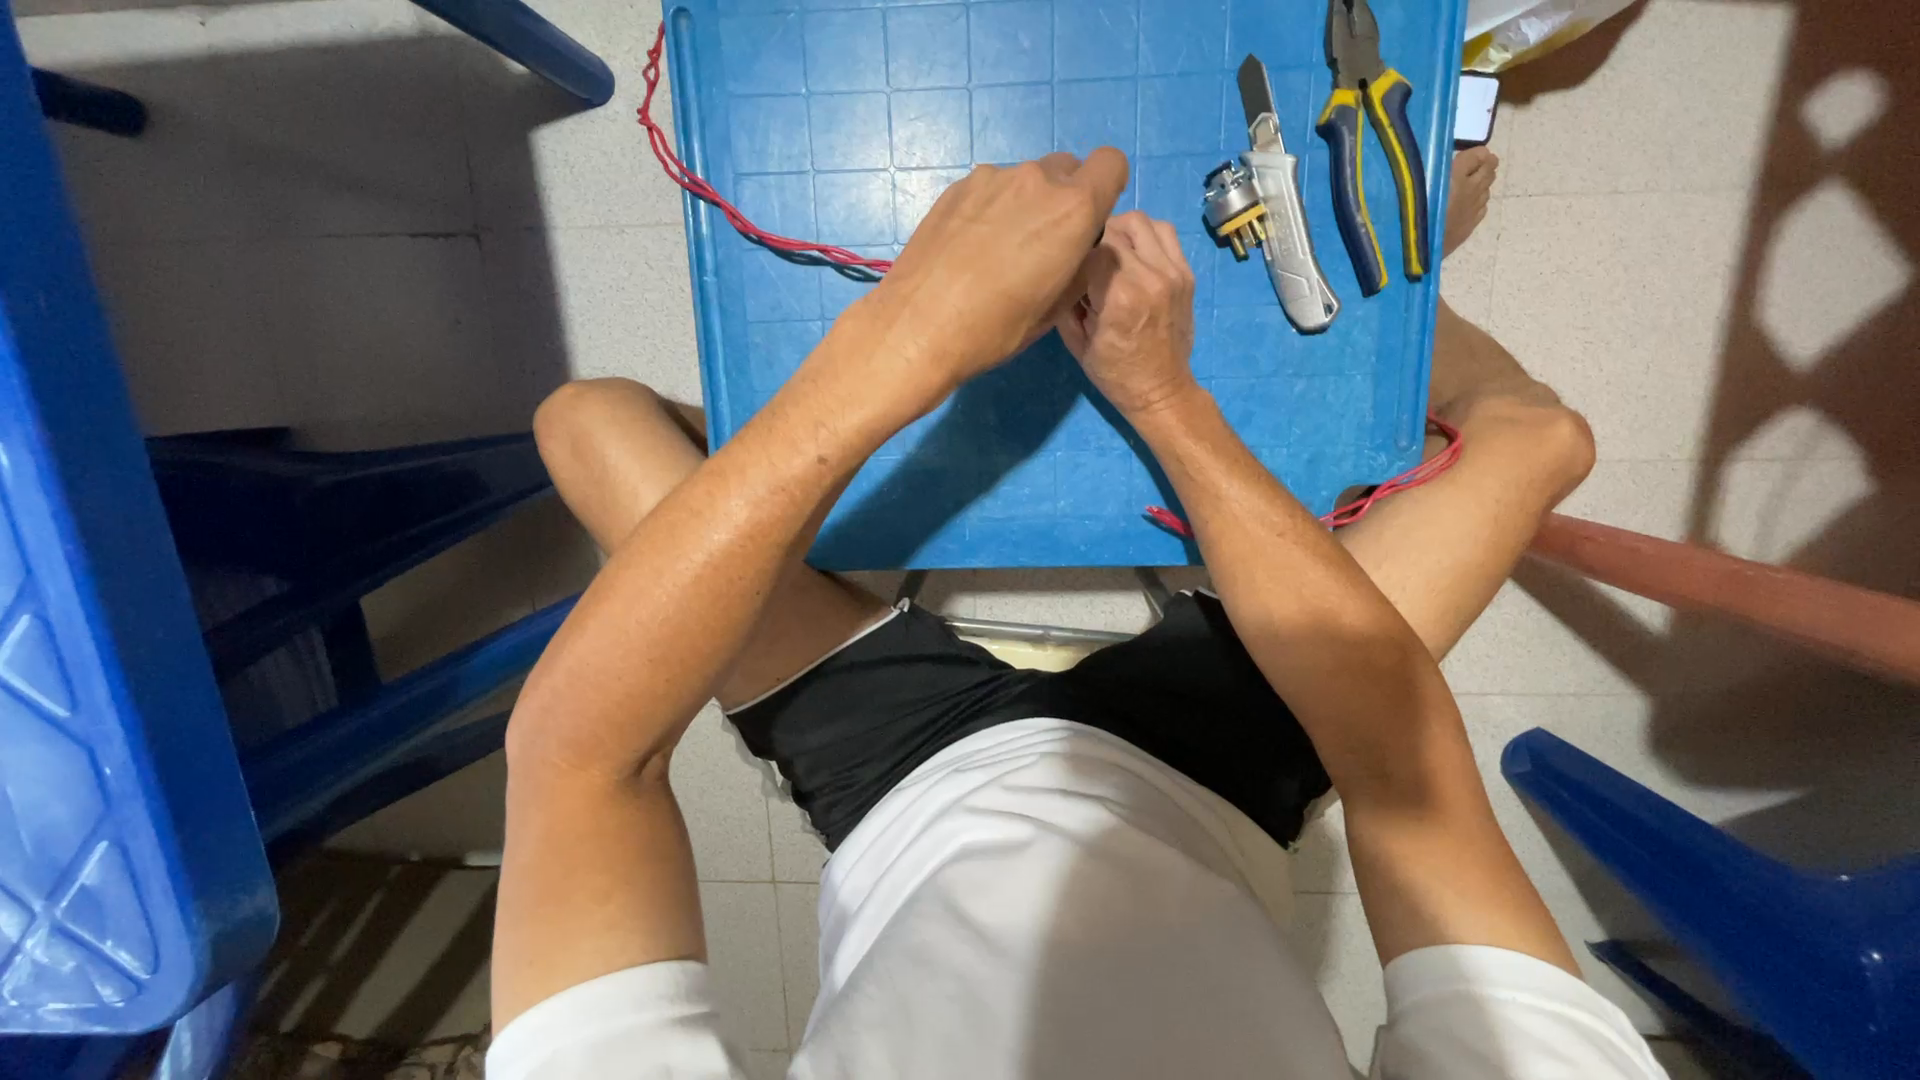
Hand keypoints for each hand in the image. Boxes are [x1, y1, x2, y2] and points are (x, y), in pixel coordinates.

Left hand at [850, 150, 1129, 408]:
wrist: (919, 326)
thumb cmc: (996, 328)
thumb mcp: (1056, 309)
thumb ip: (1081, 265)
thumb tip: (1080, 248)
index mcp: (1073, 208)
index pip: (1111, 163)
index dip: (1105, 190)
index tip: (1087, 225)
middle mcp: (1036, 180)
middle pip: (1067, 169)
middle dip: (1065, 199)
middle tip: (1042, 246)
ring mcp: (991, 179)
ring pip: (1025, 180)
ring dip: (1025, 205)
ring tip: (997, 253)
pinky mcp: (956, 188)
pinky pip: (990, 190)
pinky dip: (991, 210)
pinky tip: (969, 249)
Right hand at [1056, 212, 1198, 417]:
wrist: (1161, 390)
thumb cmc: (1114, 373)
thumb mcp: (1077, 341)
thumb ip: (1067, 300)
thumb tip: (1063, 268)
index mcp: (1120, 296)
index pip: (1090, 249)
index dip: (1074, 256)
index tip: (1068, 271)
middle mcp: (1150, 276)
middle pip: (1114, 230)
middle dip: (1094, 242)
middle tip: (1084, 260)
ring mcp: (1173, 272)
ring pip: (1141, 222)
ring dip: (1120, 230)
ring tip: (1109, 250)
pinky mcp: (1186, 273)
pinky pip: (1164, 233)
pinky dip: (1145, 235)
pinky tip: (1132, 254)